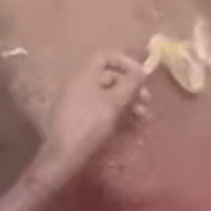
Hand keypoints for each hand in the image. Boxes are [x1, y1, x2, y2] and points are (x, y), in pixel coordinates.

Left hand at [40, 52, 148, 176]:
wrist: (64, 154)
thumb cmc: (91, 123)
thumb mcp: (115, 102)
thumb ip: (130, 84)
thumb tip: (141, 71)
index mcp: (85, 74)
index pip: (106, 56)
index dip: (125, 62)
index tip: (141, 76)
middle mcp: (80, 83)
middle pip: (109, 77)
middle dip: (131, 87)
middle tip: (146, 101)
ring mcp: (78, 100)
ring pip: (107, 94)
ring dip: (127, 102)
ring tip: (142, 117)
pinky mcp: (79, 117)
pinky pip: (100, 107)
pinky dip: (116, 112)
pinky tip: (129, 124)